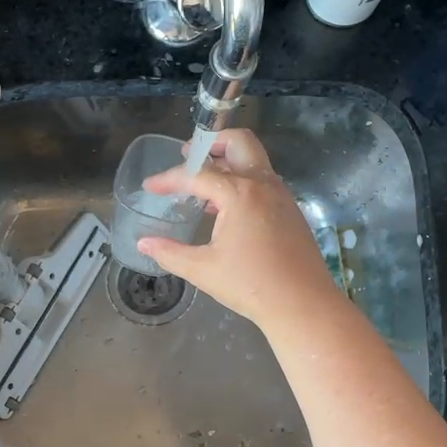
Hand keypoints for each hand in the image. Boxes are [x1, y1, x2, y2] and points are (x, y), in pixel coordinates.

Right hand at [135, 129, 344, 332]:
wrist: (302, 303)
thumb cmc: (250, 285)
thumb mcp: (202, 270)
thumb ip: (170, 253)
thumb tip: (144, 244)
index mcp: (239, 193)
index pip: (197, 174)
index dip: (169, 178)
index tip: (150, 185)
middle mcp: (263, 184)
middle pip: (238, 143)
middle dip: (210, 143)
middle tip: (188, 156)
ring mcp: (281, 195)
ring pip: (253, 160)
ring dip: (227, 162)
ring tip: (203, 184)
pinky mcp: (289, 210)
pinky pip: (263, 181)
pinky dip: (241, 181)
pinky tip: (226, 209)